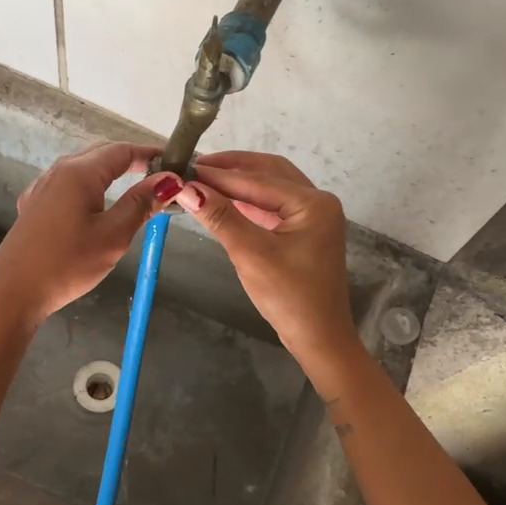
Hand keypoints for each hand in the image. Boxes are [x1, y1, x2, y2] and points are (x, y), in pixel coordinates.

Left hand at [0, 141, 181, 326]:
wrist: (13, 292)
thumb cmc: (68, 263)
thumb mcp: (113, 235)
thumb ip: (141, 204)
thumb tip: (169, 180)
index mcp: (80, 173)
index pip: (122, 150)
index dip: (150, 154)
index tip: (174, 163)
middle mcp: (58, 172)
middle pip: (100, 154)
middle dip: (131, 160)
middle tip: (159, 176)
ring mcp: (41, 189)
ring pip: (82, 169)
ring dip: (109, 172)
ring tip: (134, 188)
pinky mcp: (33, 208)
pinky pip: (67, 186)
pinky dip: (89, 187)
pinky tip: (94, 205)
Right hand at [173, 151, 358, 367]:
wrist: (318, 338)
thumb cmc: (288, 297)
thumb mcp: (250, 254)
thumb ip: (220, 217)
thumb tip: (187, 188)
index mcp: (313, 203)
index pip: (258, 180)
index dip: (219, 174)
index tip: (186, 167)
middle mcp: (318, 202)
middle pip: (270, 173)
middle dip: (233, 168)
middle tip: (196, 166)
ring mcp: (314, 218)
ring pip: (272, 189)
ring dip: (240, 184)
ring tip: (205, 181)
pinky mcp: (305, 233)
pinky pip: (274, 207)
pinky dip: (249, 203)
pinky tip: (225, 202)